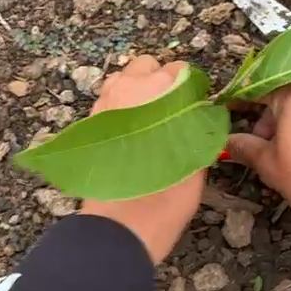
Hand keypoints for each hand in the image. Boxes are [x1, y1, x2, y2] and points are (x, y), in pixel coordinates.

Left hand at [78, 56, 206, 263]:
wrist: (121, 224)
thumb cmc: (166, 193)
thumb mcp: (197, 158)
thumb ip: (198, 126)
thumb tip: (201, 114)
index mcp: (159, 91)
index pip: (179, 70)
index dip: (191, 86)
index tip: (197, 103)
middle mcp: (127, 89)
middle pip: (146, 66)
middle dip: (161, 79)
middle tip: (174, 107)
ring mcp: (104, 104)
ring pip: (123, 79)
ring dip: (138, 89)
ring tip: (151, 116)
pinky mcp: (89, 123)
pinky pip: (109, 99)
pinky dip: (121, 105)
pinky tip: (134, 129)